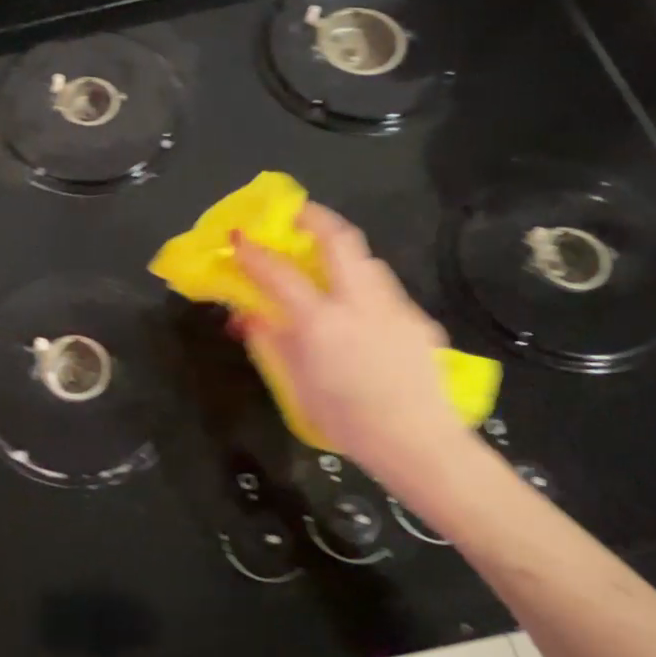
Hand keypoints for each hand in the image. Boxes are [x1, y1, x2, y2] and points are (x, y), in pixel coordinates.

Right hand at [231, 203, 469, 479]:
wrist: (418, 443)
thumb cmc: (346, 421)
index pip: (280, 273)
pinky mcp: (418, 321)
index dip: (254, 252)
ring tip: (324, 262)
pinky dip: (362, 286)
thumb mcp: (296, 387)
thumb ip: (272, 343)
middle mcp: (360, 302)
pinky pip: (384, 290)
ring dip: (342, 251)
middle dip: (313, 218)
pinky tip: (358, 313)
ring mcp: (394, 307)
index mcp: (322, 321)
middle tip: (294, 213)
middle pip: (339, 239)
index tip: (237, 237)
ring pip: (367, 261)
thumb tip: (249, 315)